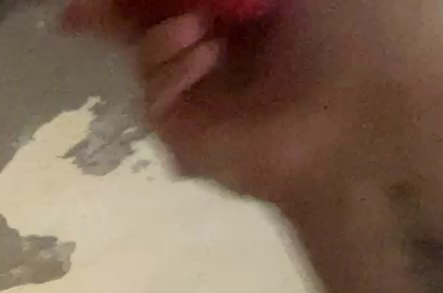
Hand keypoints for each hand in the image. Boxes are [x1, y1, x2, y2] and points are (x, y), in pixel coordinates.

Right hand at [63, 0, 442, 206]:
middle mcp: (221, 42)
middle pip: (146, 27)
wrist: (367, 114)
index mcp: (255, 6)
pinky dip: (168, 72)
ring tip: (193, 33)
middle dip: (111, 16)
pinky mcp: (180, 130)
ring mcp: (198, 89)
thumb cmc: (364, 28)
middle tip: (75, 12)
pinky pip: (152, 95)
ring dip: (157, 40)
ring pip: (144, 55)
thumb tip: (180, 8)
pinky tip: (202, 61)